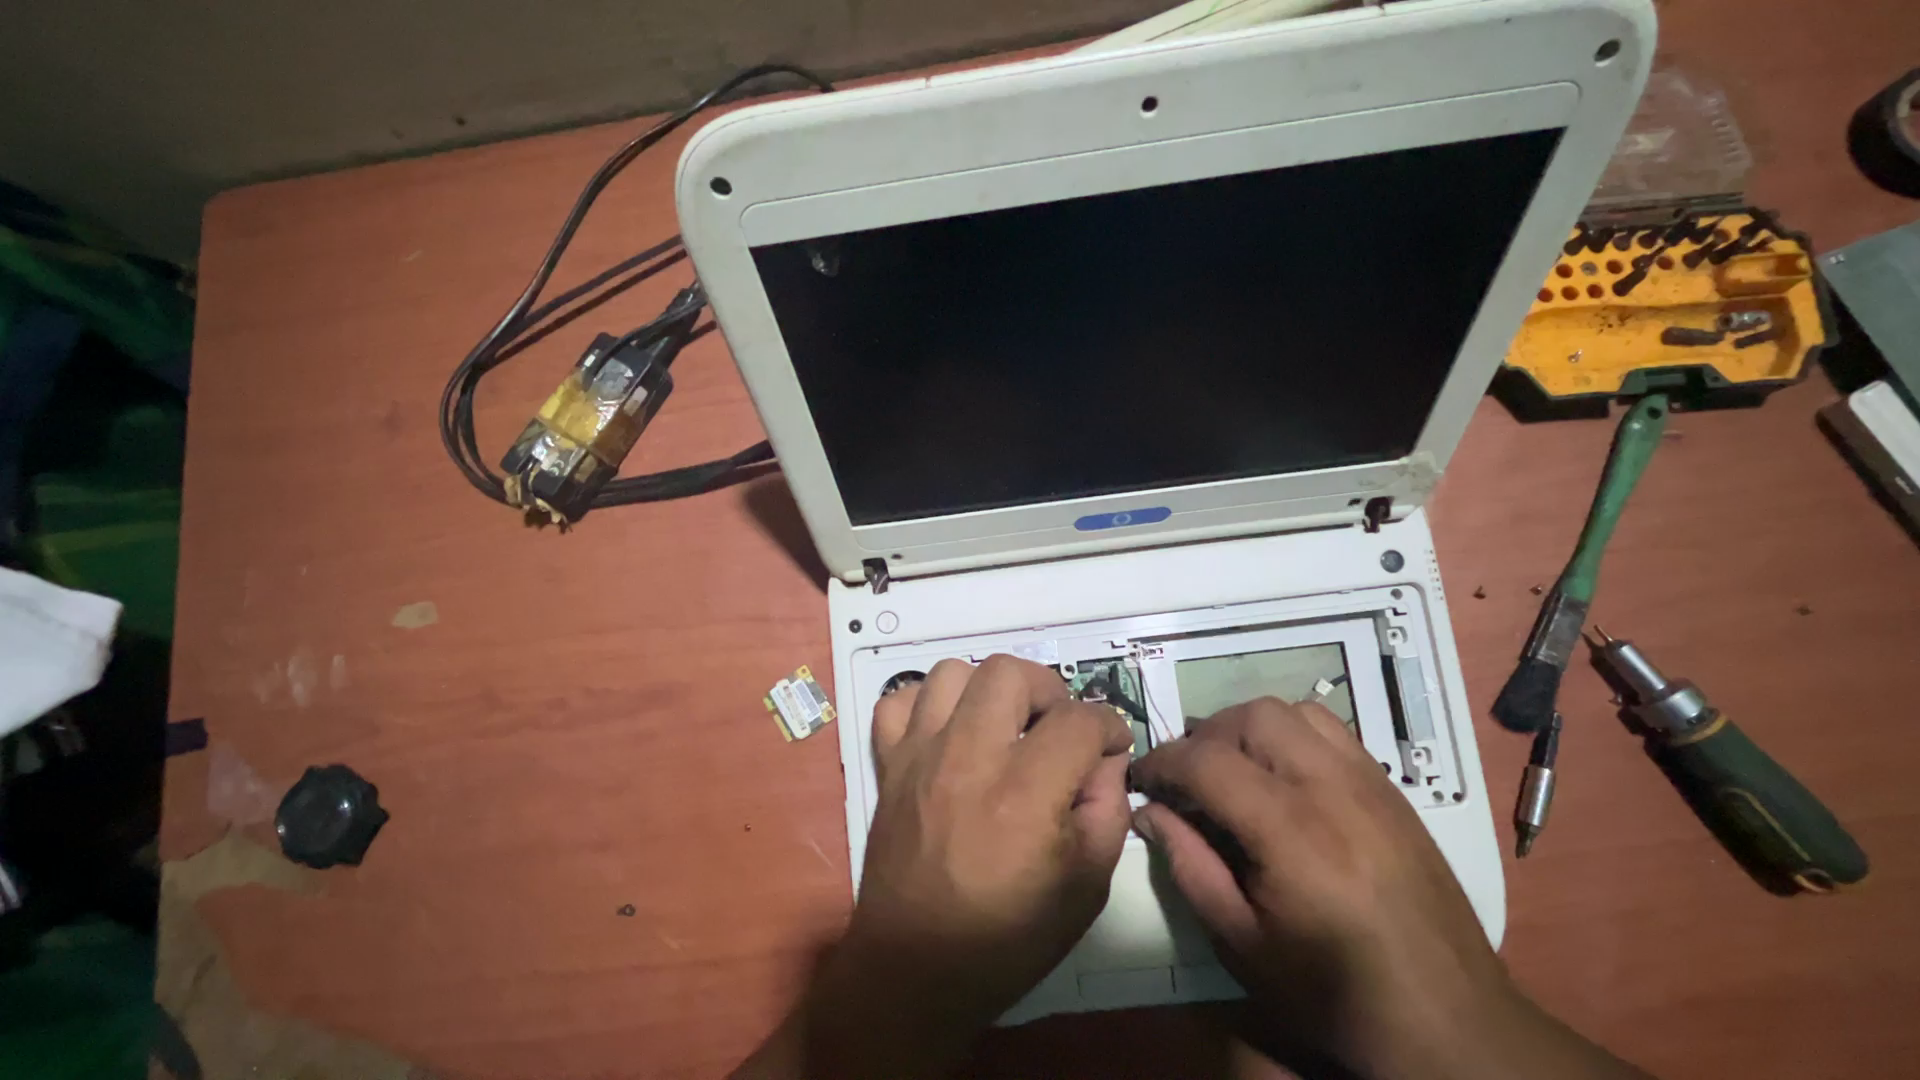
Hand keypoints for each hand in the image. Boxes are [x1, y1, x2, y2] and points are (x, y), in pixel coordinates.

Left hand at [736, 655, 1132, 1078]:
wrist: (916, 969)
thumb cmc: (1009, 938)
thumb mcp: (1087, 888)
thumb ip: (1108, 810)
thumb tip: (1104, 760)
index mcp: (1025, 794)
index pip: (1078, 720)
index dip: (1109, 726)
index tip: (1112, 747)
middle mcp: (968, 758)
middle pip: (1010, 671)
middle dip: (1048, 690)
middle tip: (1057, 729)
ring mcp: (920, 756)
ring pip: (952, 672)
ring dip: (988, 689)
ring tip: (1004, 726)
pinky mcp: (888, 765)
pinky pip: (898, 702)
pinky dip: (927, 705)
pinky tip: (948, 734)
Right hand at [1130, 697, 1517, 1077]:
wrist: (1444, 1017)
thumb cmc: (1331, 991)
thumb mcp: (1241, 943)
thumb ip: (1190, 867)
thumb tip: (1148, 812)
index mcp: (1289, 831)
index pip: (1206, 761)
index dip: (1161, 763)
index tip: (1140, 781)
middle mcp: (1330, 788)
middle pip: (1251, 718)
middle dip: (1205, 737)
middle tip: (1187, 780)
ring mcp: (1367, 781)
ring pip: (1293, 712)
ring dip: (1249, 729)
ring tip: (1233, 770)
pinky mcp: (1389, 789)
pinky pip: (1332, 730)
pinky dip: (1292, 734)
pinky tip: (1282, 777)